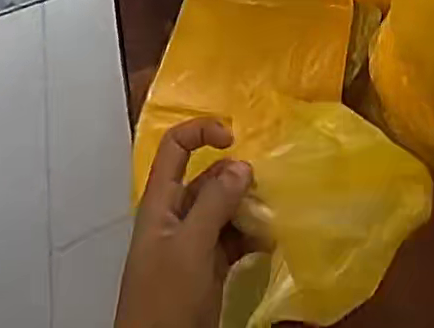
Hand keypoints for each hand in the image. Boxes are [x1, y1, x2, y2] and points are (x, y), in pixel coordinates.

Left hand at [115, 118, 253, 327]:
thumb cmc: (164, 301)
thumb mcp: (189, 248)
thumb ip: (215, 202)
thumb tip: (242, 165)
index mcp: (162, 202)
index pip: (175, 146)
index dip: (201, 131)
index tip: (234, 140)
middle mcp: (177, 215)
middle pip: (209, 176)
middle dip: (237, 177)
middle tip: (263, 190)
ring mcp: (193, 241)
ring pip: (225, 206)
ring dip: (249, 206)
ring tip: (271, 216)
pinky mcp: (209, 266)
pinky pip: (234, 236)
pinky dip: (251, 234)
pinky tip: (269, 241)